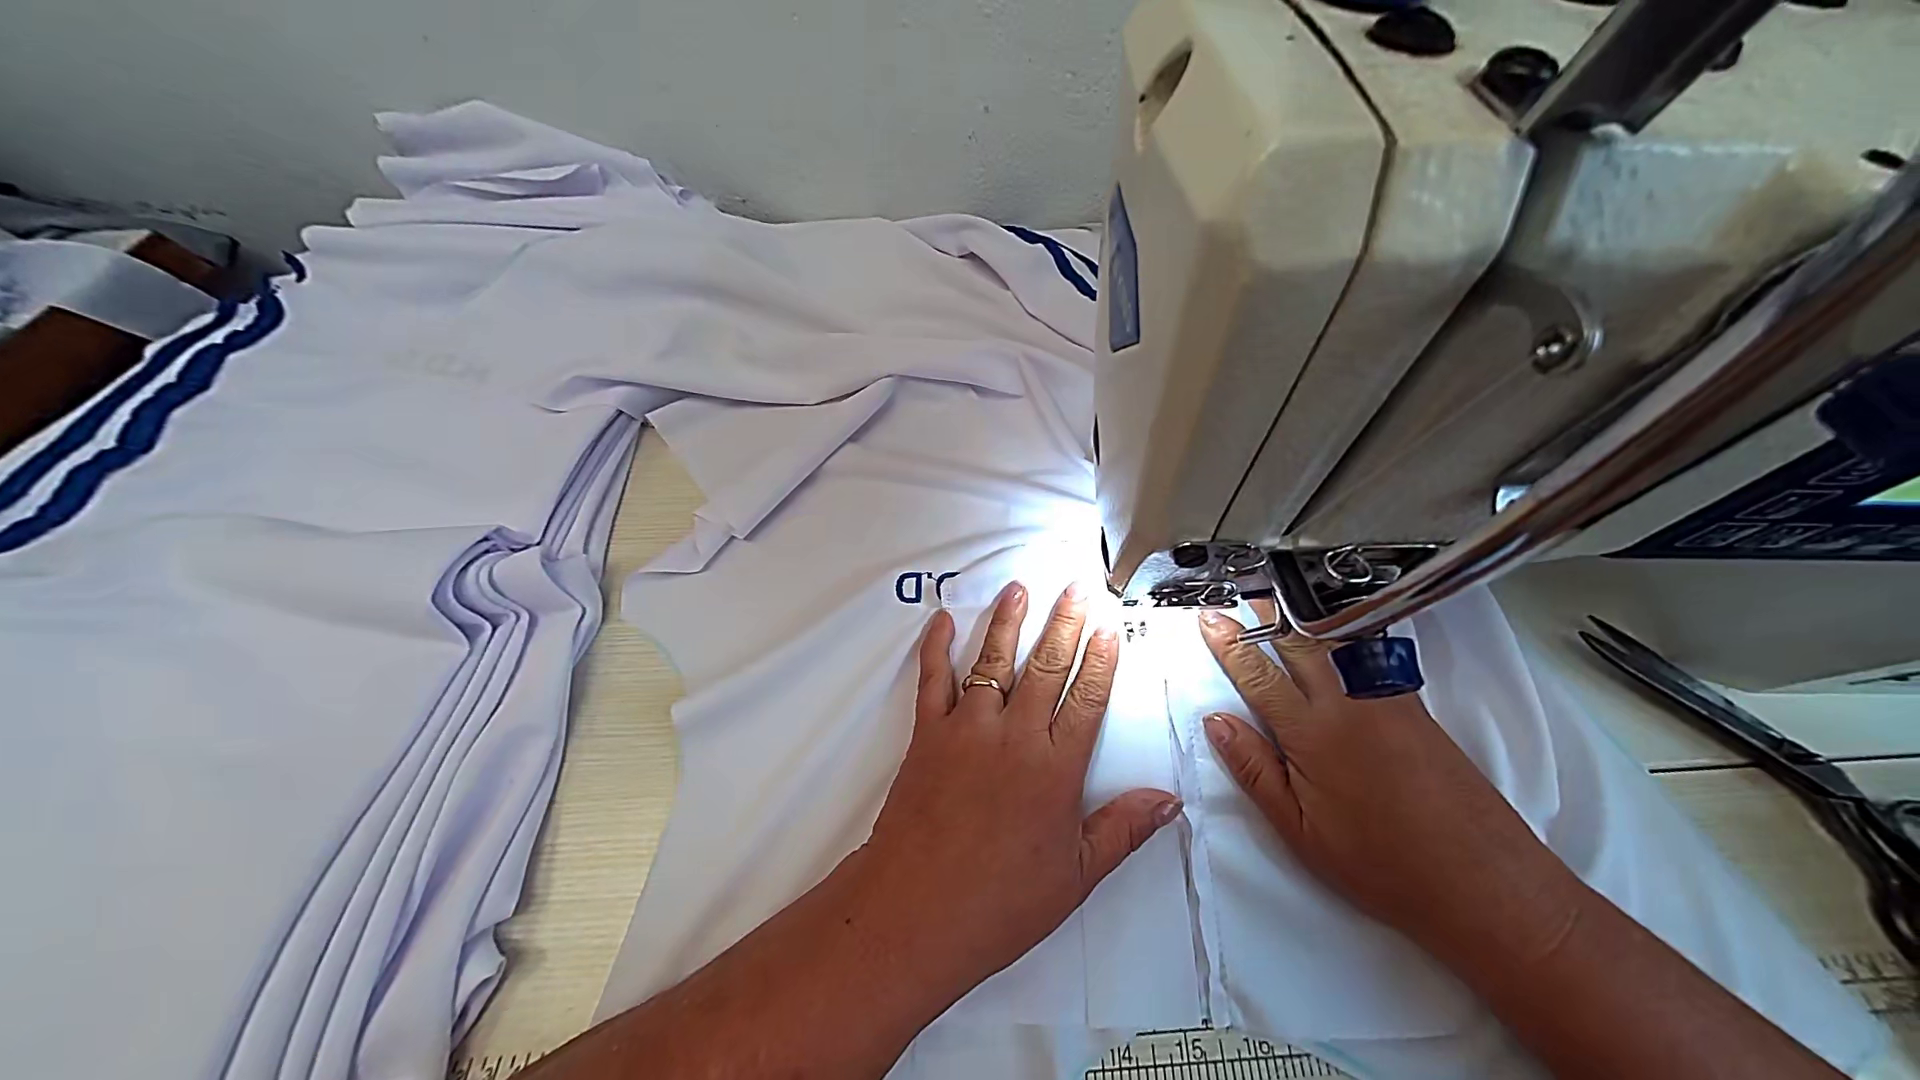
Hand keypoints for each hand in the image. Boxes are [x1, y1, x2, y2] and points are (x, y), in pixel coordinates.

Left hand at [853, 581, 1182, 994]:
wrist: (916, 909)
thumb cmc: (996, 901)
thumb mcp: (1075, 874)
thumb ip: (1122, 830)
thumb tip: (1165, 803)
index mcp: (1054, 770)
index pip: (1088, 699)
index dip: (1101, 661)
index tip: (1108, 630)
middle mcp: (1013, 739)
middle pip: (1047, 667)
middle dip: (1065, 623)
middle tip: (1075, 590)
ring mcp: (967, 731)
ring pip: (993, 661)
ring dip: (1008, 622)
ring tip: (1020, 589)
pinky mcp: (927, 734)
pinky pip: (933, 679)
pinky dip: (937, 647)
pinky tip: (943, 622)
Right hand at [1196, 610, 1585, 970]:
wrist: (1485, 885)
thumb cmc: (1385, 865)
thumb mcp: (1299, 828)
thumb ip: (1253, 768)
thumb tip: (1217, 723)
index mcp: (1314, 734)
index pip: (1258, 674)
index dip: (1228, 643)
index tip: (1210, 620)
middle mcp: (1351, 705)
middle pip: (1299, 642)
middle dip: (1266, 613)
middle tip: (1243, 594)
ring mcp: (1388, 701)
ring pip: (1338, 642)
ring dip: (1304, 618)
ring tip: (1281, 604)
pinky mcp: (1416, 709)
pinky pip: (1371, 657)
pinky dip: (1344, 636)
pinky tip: (1336, 639)